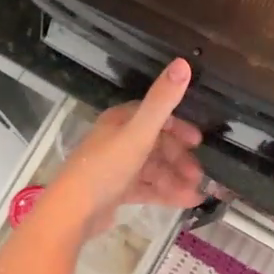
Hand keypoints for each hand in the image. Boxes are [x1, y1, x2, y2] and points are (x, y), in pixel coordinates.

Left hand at [45, 59, 206, 236]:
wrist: (75, 211)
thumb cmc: (106, 168)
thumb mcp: (139, 132)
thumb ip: (162, 101)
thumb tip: (183, 62)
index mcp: (119, 122)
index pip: (154, 117)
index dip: (178, 127)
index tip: (198, 141)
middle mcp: (116, 141)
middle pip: (156, 145)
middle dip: (180, 158)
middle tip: (199, 174)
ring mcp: (116, 168)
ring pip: (153, 169)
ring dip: (176, 178)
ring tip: (196, 192)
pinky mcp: (116, 192)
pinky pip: (147, 188)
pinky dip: (166, 193)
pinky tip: (187, 201)